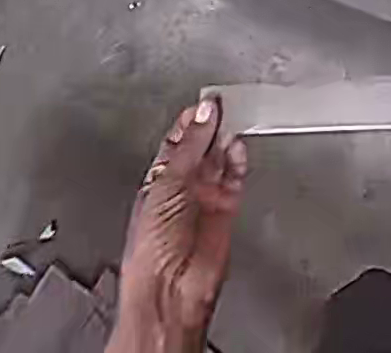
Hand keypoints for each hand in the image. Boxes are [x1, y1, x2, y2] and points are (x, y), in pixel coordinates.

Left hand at [107, 98, 248, 352]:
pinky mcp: (226, 205)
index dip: (191, 120)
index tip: (206, 101)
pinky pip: (236, 174)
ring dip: (226, 139)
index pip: (177, 140)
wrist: (172, 289)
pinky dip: (239, 159)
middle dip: (211, 125)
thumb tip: (205, 111)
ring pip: (220, 157)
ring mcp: (205, 196)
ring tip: (234, 120)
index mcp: (159, 180)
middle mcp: (183, 186)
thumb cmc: (151, 249)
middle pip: (201, 145)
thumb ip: (192, 145)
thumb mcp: (167, 184)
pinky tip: (238, 147)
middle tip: (223, 105)